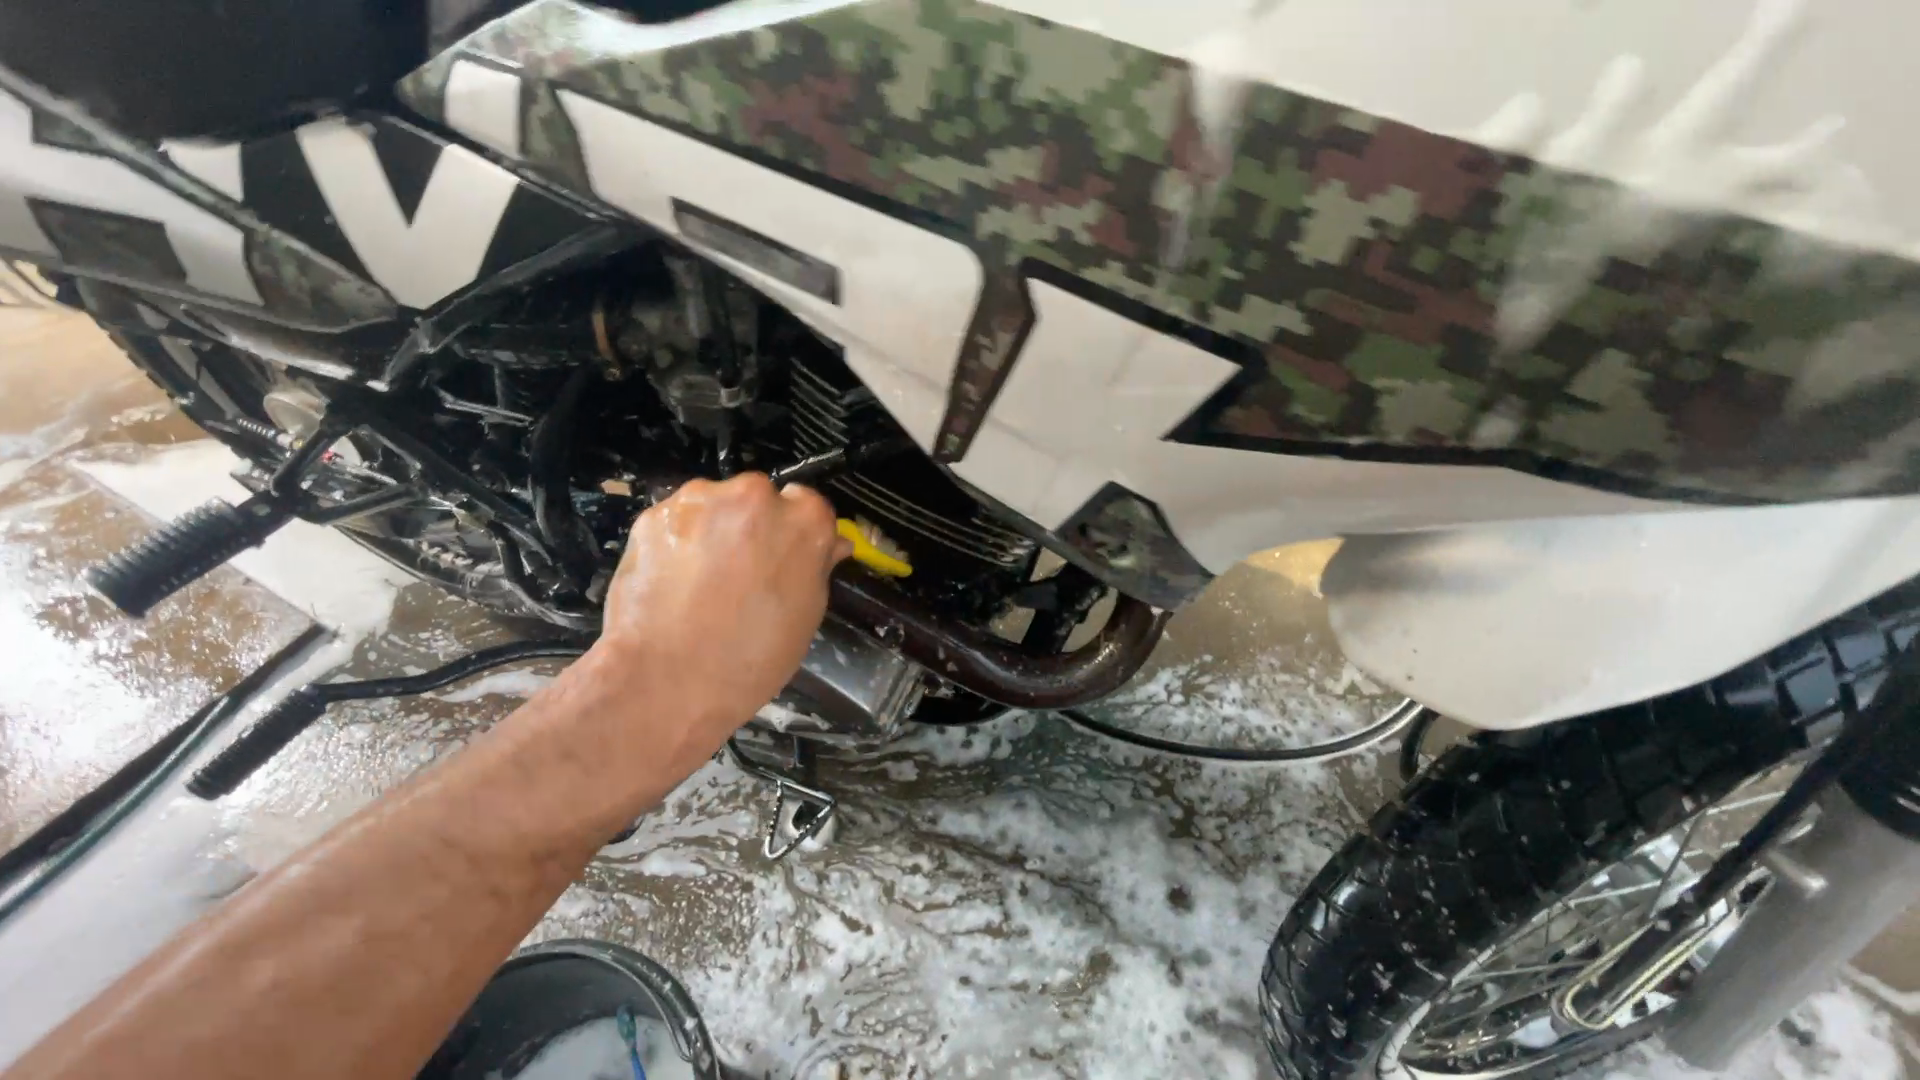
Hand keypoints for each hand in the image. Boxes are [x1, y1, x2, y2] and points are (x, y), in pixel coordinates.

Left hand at [587, 474, 851, 769]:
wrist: (666, 680)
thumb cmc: (751, 658)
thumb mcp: (806, 616)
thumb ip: (817, 568)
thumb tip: (830, 544)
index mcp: (804, 520)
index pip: (809, 505)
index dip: (796, 534)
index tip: (784, 560)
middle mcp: (755, 496)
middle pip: (759, 498)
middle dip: (752, 525)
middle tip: (740, 573)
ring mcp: (700, 501)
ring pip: (714, 504)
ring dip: (713, 528)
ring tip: (700, 580)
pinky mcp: (654, 515)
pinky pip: (676, 521)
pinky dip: (677, 541)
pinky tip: (670, 580)